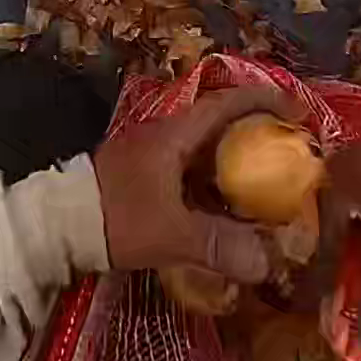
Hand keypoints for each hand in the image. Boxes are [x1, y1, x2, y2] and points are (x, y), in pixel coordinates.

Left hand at [93, 86, 306, 283]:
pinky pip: (195, 162)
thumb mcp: (169, 232)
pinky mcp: (150, 168)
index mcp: (178, 133)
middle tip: (291, 144)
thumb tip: (267, 261)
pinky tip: (230, 198)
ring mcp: (158, 149)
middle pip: (223, 117)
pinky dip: (218, 172)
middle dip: (258, 125)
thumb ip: (218, 244)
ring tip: (270, 172)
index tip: (297, 109)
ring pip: (209, 141)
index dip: (265, 100)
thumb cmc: (118, 215)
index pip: (228, 102)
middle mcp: (170, 132)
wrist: (63, 222)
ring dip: (238, 150)